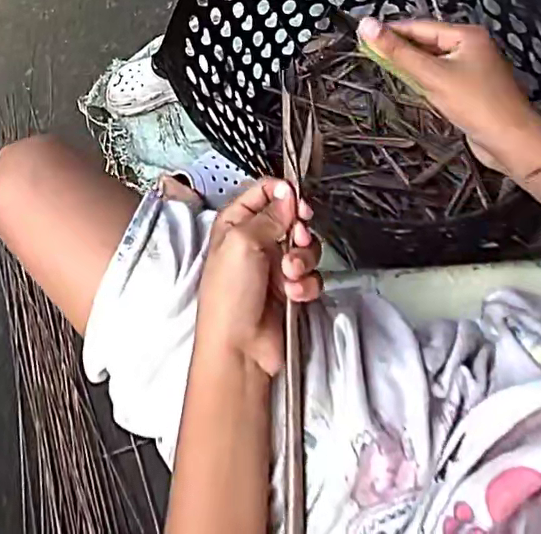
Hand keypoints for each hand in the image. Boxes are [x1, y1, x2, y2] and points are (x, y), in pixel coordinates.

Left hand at [194, 179, 321, 376]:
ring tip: (289, 275)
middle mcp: (254, 240)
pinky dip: (306, 284)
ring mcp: (272, 264)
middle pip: (290, 218)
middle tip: (296, 239)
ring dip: (303, 260)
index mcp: (235, 222)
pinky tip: (293, 294)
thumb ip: (269, 216)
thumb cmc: (229, 293)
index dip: (283, 194)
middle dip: (298, 230)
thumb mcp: (243, 242)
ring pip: (304, 247)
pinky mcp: (288, 288)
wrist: (239, 347)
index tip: (298, 203)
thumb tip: (287, 193)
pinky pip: (310, 276)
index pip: (263, 192)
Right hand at [358, 16, 540, 178]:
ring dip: (411, 66)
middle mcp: (471, 46)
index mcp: (466, 34)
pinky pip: (439, 75)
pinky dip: (424, 79)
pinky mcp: (470, 87)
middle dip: (400, 50)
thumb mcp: (430, 74)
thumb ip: (396, 50)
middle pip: (424, 41)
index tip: (361, 38)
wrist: (513, 143)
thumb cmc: (477, 105)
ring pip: (430, 59)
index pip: (417, 26)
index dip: (389, 32)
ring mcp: (472, 67)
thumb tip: (366, 24)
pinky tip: (413, 87)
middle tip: (370, 56)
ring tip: (387, 72)